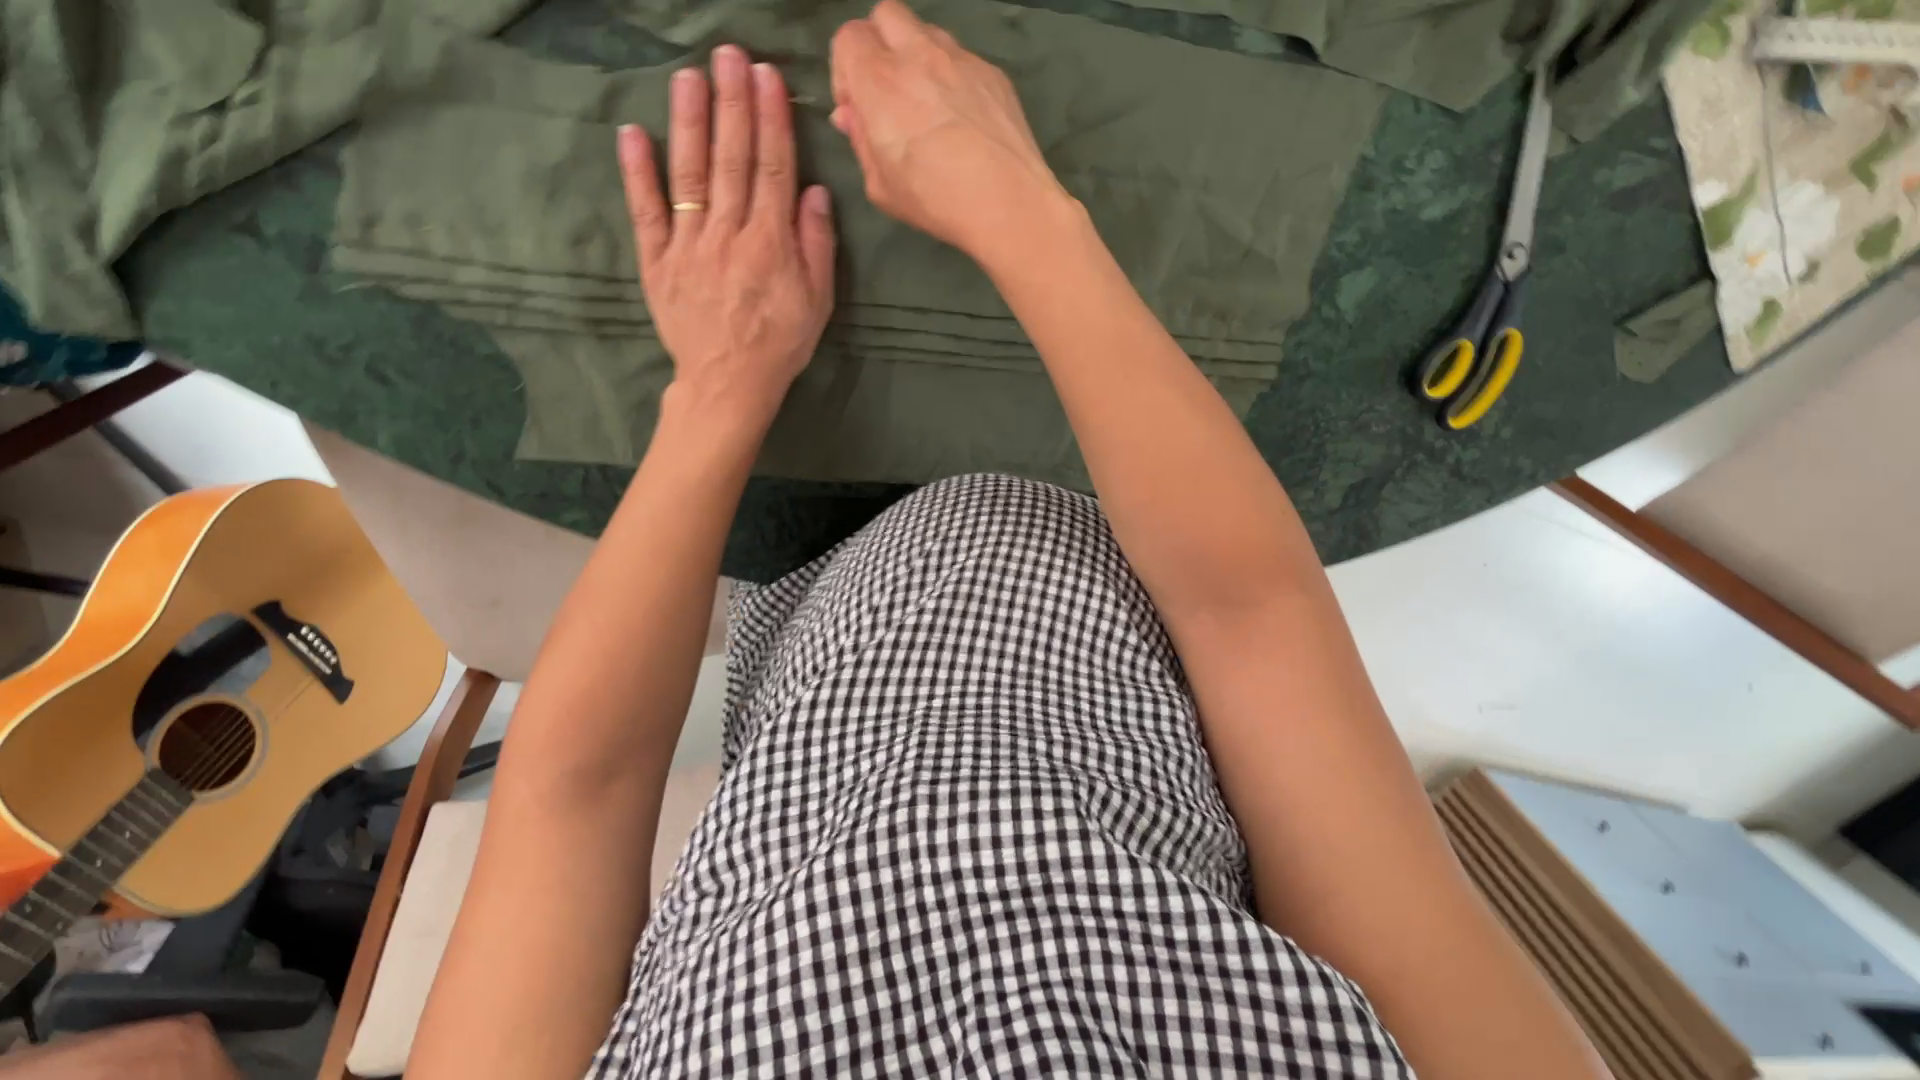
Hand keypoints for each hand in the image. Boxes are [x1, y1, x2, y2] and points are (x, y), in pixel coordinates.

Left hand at [619, 45, 835, 424]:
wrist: (728, 385)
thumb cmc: (780, 344)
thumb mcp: (818, 301)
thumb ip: (816, 244)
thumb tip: (812, 190)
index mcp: (770, 242)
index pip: (772, 167)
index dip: (770, 119)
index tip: (766, 76)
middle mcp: (728, 234)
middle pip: (731, 159)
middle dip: (731, 103)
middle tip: (729, 54)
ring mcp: (688, 245)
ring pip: (689, 174)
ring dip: (689, 122)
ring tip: (688, 76)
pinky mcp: (657, 262)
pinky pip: (645, 212)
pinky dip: (637, 173)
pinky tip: (633, 134)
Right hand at [830, 0, 1075, 263]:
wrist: (1007, 201)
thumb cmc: (935, 199)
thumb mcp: (880, 185)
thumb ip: (861, 141)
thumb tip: (850, 116)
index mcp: (880, 80)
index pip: (848, 37)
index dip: (845, 70)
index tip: (856, 107)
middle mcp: (919, 55)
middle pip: (886, 15)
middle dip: (879, 44)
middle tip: (886, 90)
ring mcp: (961, 59)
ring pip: (927, 32)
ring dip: (918, 57)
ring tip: (927, 104)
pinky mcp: (992, 72)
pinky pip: (963, 59)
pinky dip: (953, 78)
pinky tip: (963, 119)